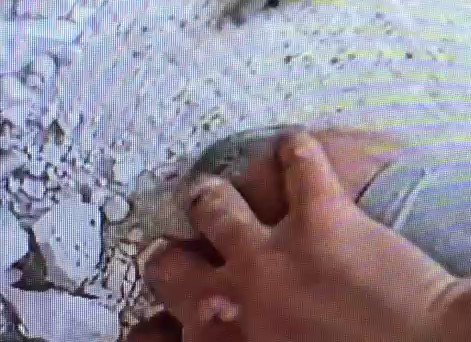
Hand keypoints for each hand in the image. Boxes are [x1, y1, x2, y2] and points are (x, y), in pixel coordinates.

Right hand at [138, 129, 470, 341]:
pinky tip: (295, 148)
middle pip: (172, 268)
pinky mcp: (319, 215)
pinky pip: (295, 162)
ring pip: (216, 206)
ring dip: (212, 196)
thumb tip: (225, 332)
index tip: (152, 317)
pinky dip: (294, 149)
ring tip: (212, 188)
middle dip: (168, 256)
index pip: (155, 335)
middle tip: (170, 247)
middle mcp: (236, 304)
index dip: (150, 322)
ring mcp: (275, 257)